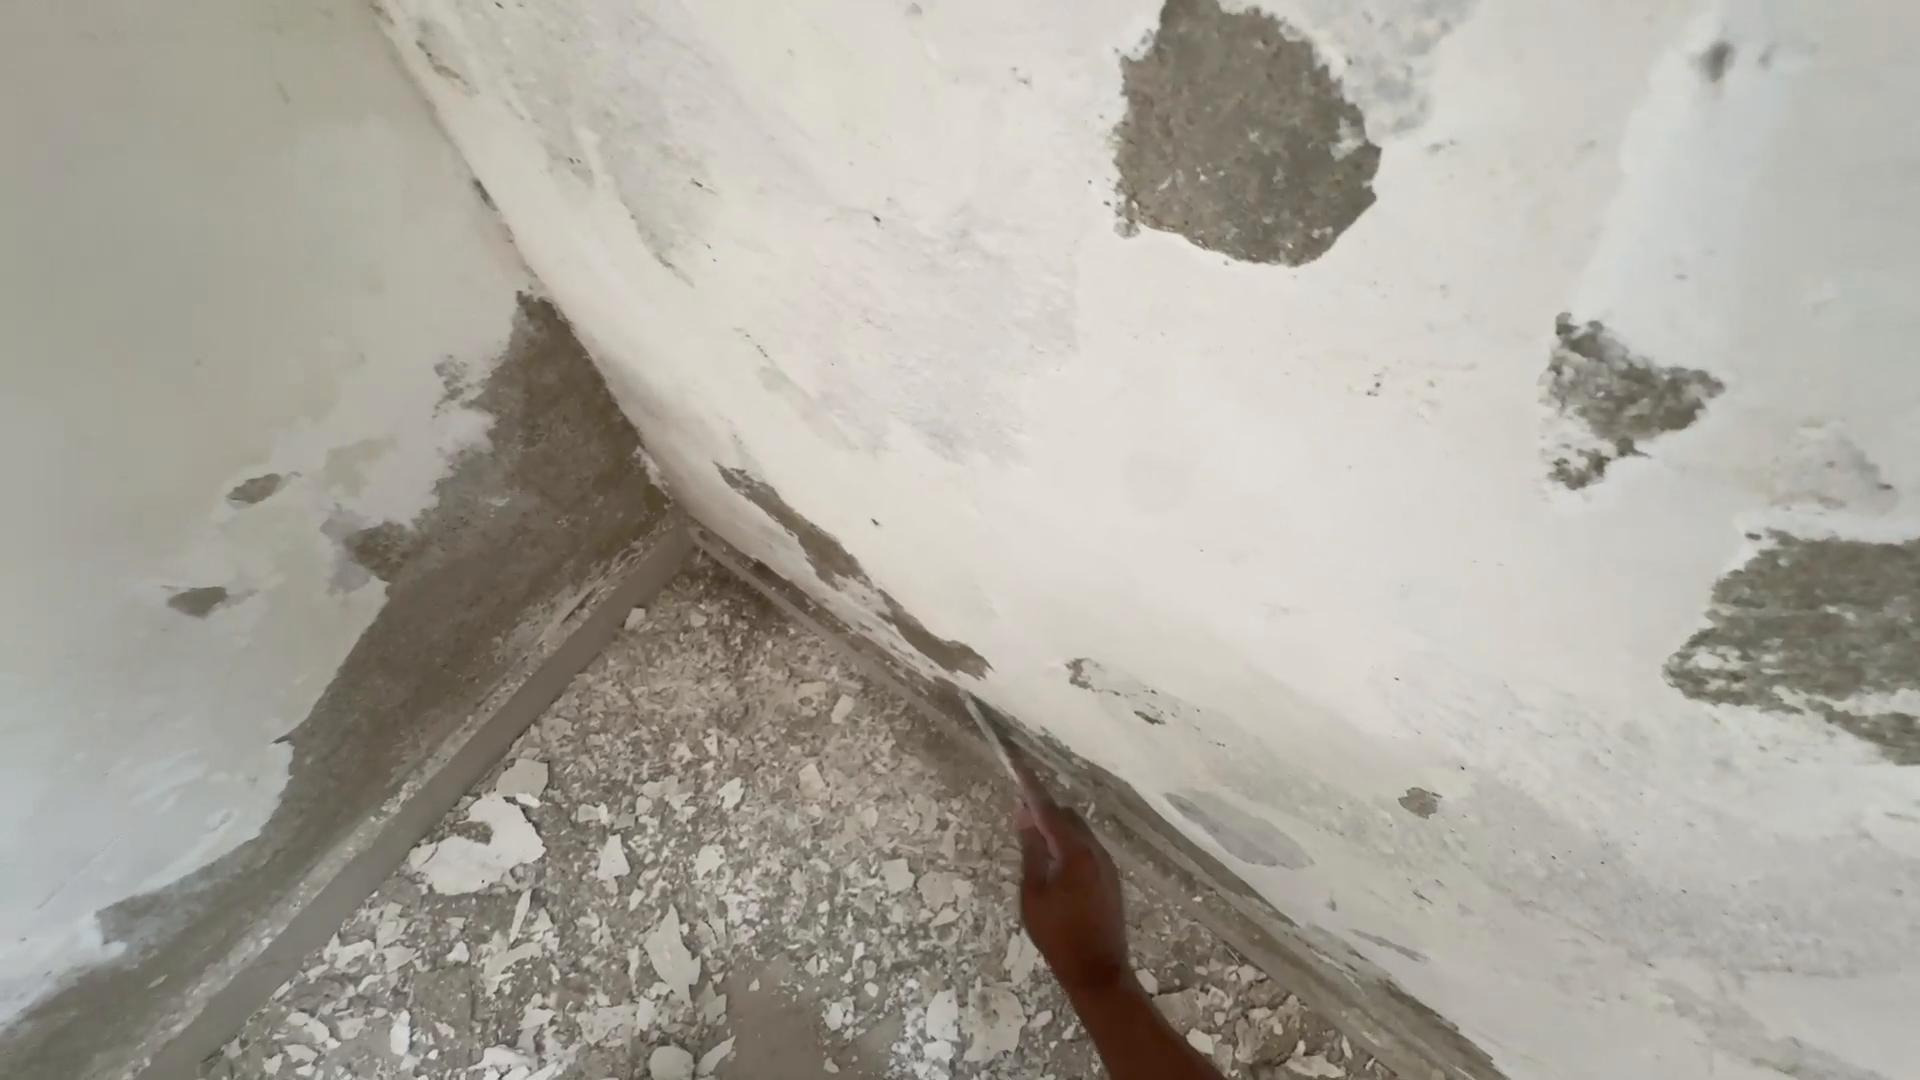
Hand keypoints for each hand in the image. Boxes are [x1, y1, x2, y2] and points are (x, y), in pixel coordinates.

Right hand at [1018, 797, 1131, 995]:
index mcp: (1074, 851)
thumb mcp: (1034, 893)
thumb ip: (1031, 850)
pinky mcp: (1110, 877)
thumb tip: (1025, 816)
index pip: (1048, 809)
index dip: (1030, 786)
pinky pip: (1087, 847)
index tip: (1017, 764)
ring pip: (1078, 831)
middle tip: (1019, 816)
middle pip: (1066, 816)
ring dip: (1057, 828)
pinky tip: (1054, 862)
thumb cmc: (1058, 935)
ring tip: (1034, 841)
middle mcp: (1095, 850)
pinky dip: (1068, 844)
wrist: (1098, 972)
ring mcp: (1106, 864)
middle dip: (1043, 810)